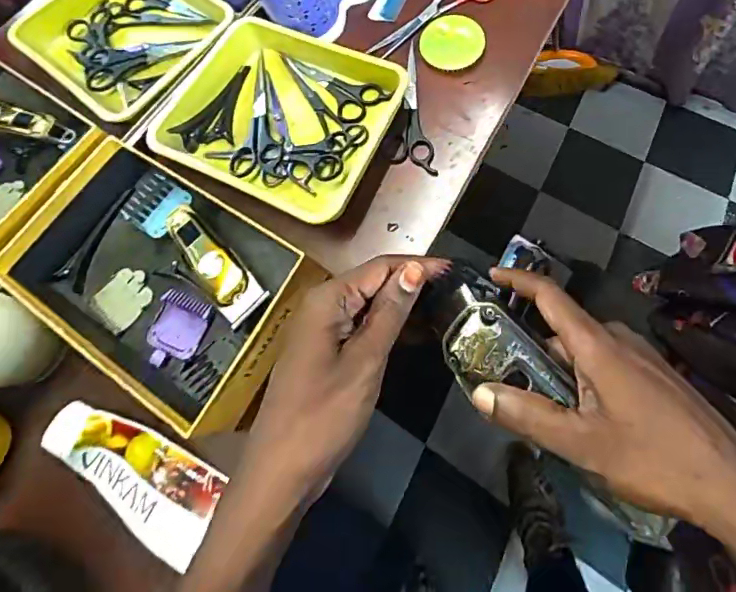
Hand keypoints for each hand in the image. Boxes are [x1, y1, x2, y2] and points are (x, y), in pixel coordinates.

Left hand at [239, 256, 449, 503]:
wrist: (281, 472)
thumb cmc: (323, 416)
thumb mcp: (365, 362)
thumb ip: (390, 313)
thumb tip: (414, 268)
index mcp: (327, 298)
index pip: (380, 267)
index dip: (418, 264)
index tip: (454, 269)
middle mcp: (321, 304)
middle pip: (373, 281)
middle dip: (411, 281)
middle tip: (454, 288)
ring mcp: (321, 328)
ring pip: (368, 303)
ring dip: (401, 304)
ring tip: (443, 305)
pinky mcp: (324, 350)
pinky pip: (360, 325)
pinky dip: (386, 325)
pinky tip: (414, 331)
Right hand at [469, 268, 735, 525]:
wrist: (733, 485)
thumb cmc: (655, 459)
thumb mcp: (583, 445)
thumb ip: (530, 416)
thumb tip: (481, 394)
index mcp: (598, 345)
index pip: (550, 295)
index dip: (519, 280)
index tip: (494, 274)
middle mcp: (620, 339)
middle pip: (565, 329)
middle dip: (534, 348)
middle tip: (509, 376)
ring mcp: (643, 356)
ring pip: (588, 350)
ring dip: (562, 369)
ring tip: (547, 408)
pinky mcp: (658, 376)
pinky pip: (610, 363)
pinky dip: (587, 378)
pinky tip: (590, 418)